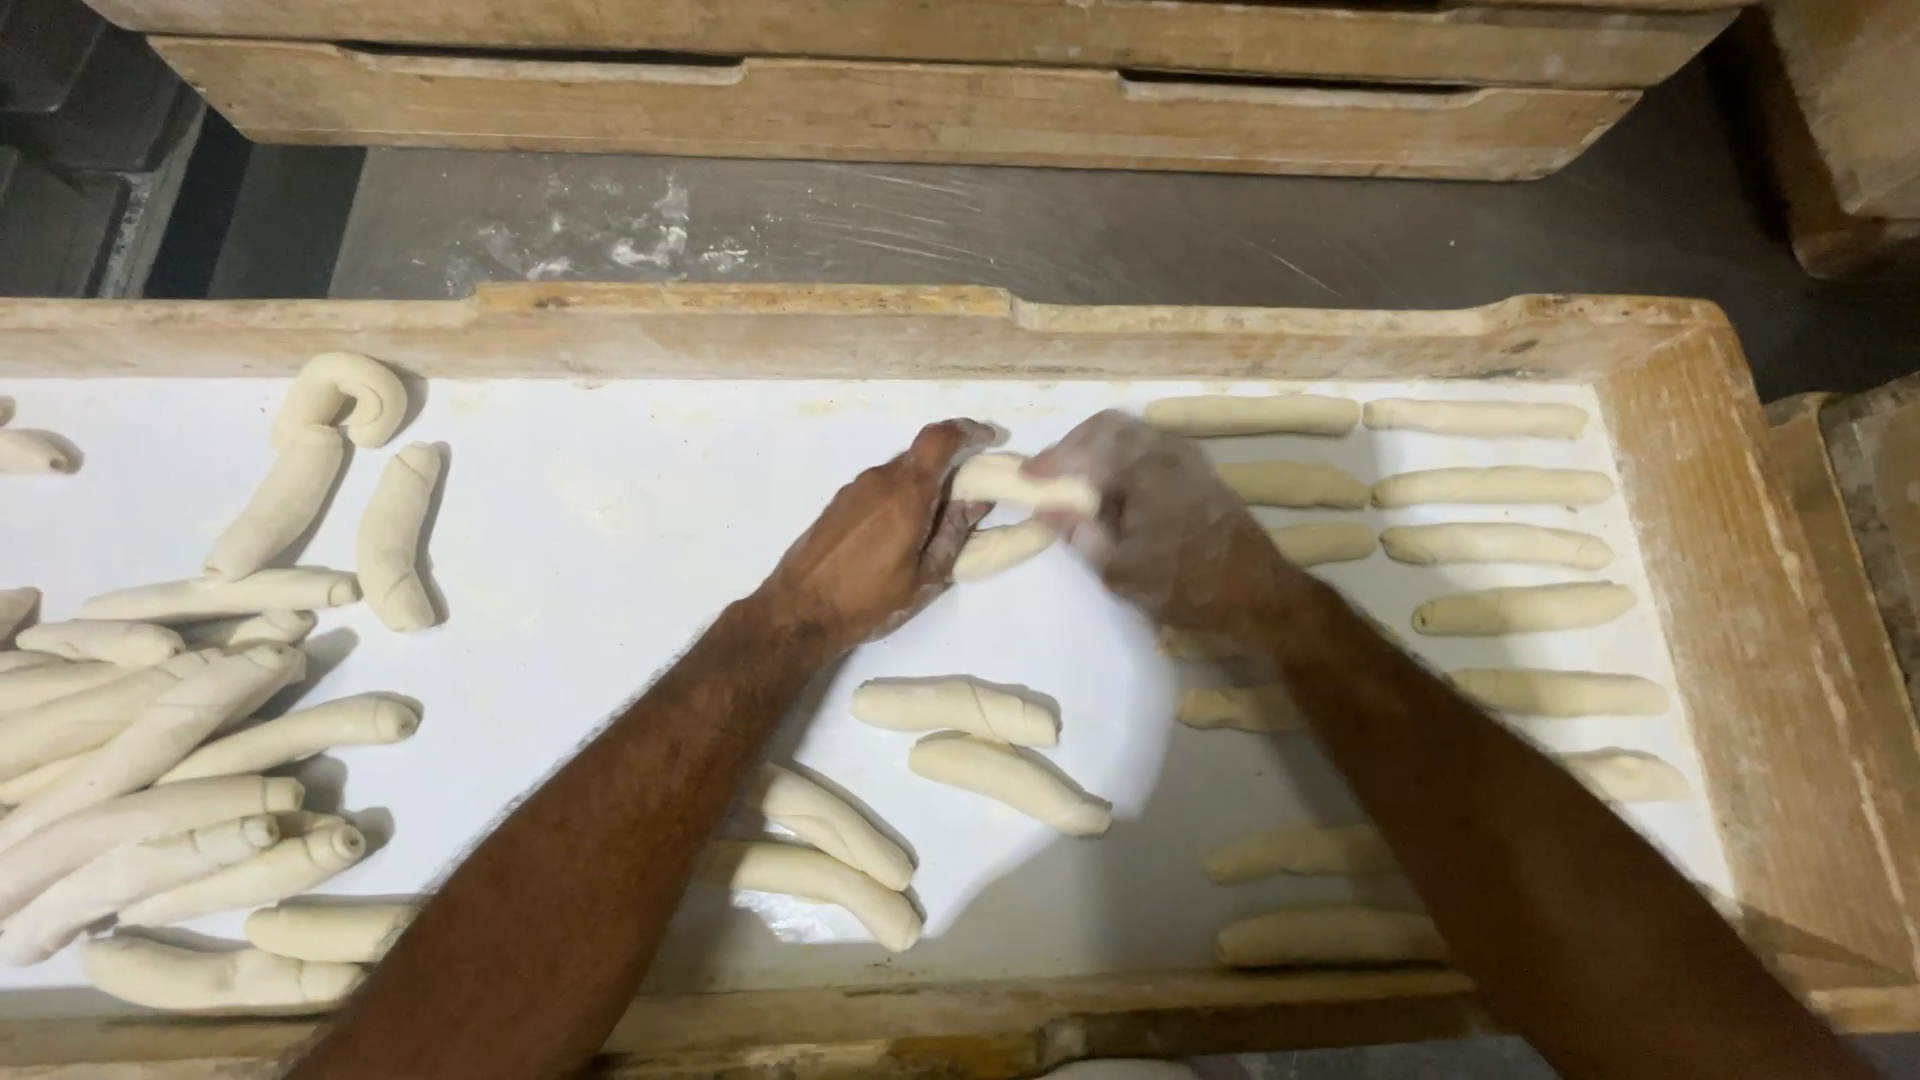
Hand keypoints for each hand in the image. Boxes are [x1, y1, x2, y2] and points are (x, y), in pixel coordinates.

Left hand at [761, 418, 995, 652]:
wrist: (798, 612)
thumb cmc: (868, 601)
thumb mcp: (924, 578)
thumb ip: (954, 535)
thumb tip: (977, 501)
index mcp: (905, 496)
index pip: (939, 439)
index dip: (968, 431)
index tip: (988, 439)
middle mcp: (878, 481)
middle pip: (921, 456)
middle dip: (949, 468)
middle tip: (967, 498)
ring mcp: (854, 490)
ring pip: (899, 473)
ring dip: (922, 487)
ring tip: (932, 527)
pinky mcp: (838, 503)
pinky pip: (879, 487)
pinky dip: (899, 497)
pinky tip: (900, 534)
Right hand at [1025, 410, 1298, 632]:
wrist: (1257, 595)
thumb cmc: (1185, 585)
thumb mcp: (1118, 570)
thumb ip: (1079, 533)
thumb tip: (1045, 508)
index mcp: (1146, 468)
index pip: (1086, 447)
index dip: (1051, 461)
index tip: (1026, 478)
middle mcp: (1168, 450)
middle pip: (1108, 426)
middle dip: (1073, 447)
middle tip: (1052, 475)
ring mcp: (1188, 458)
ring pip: (1131, 434)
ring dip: (1099, 452)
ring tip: (1078, 485)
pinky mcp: (1199, 472)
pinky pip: (1149, 448)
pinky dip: (1123, 461)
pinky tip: (1114, 493)